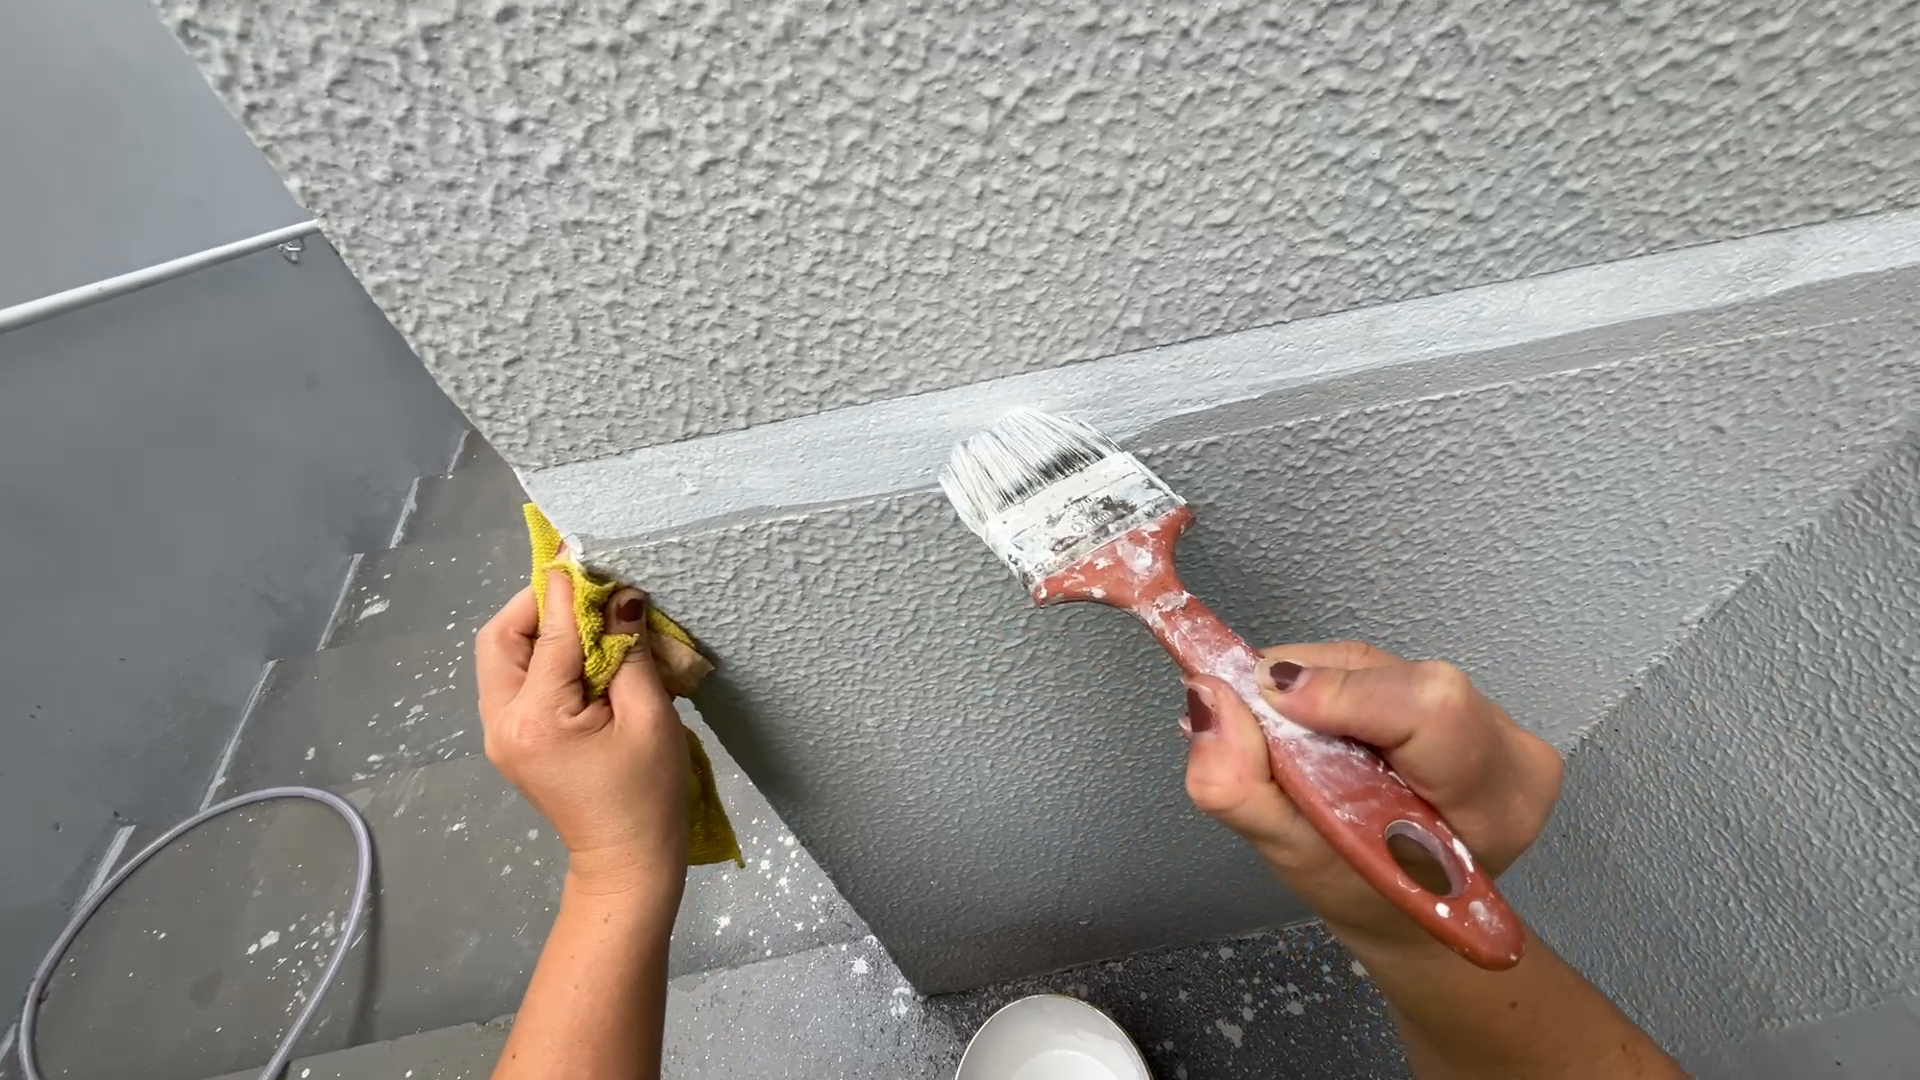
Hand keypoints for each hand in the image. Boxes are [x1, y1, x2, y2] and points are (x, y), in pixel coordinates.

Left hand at [476, 572, 690, 898]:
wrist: (628, 856)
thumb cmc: (648, 790)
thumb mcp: (651, 717)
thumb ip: (631, 654)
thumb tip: (624, 600)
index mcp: (536, 719)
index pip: (551, 634)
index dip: (570, 591)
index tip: (585, 553)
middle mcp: (503, 722)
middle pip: (500, 639)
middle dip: (536, 603)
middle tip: (583, 589)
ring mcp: (501, 734)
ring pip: (502, 657)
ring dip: (537, 626)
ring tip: (584, 614)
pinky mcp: (513, 740)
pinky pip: (515, 679)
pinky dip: (540, 653)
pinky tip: (577, 650)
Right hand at [1183, 642, 1562, 952]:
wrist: (1408, 908)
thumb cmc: (1363, 893)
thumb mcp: (1290, 858)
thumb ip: (1239, 786)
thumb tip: (1206, 700)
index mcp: (1488, 799)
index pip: (1428, 708)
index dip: (1338, 693)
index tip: (1266, 704)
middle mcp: (1504, 744)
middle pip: (1381, 674)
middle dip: (1299, 692)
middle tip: (1260, 735)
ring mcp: (1485, 712)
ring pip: (1363, 662)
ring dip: (1303, 689)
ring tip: (1289, 742)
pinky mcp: (1453, 692)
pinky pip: (1365, 664)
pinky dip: (1315, 687)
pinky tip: (1311, 728)